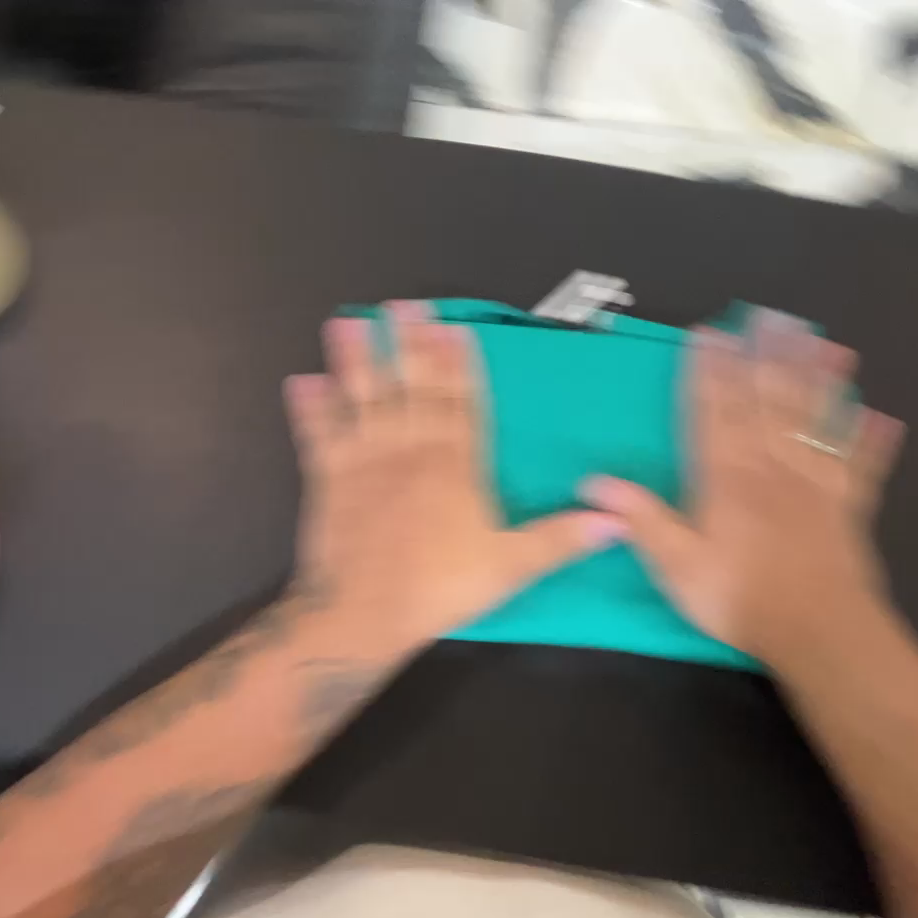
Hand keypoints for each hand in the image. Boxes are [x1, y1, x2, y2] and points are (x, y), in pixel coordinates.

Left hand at [284, 302, 624, 656]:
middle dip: (408, 344)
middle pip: (411, 387)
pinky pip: (317, 435)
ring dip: (355, 360)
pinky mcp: (327, 478)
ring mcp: (364, 460)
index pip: (460, 403)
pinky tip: (301, 381)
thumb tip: (617, 520)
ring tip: (347, 323)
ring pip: (362, 399)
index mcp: (455, 465)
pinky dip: (310, 409)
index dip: (456, 364)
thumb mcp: (510, 567)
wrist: (363, 612)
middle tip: (401, 306)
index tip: (451, 326)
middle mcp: (409, 450)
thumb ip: (560, 539)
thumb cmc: (438, 588)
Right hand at [581, 311, 903, 665]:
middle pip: (769, 403)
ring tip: (824, 342)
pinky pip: (861, 468)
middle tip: (770, 315)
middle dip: (766, 357)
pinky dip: (870, 442)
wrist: (818, 633)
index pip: (715, 413)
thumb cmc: (737, 597)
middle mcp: (774, 470)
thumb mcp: (674, 563)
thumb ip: (640, 519)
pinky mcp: (849, 510)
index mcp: (728, 479)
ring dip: (818, 381)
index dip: (710, 371)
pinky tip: (880, 416)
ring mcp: (817, 486)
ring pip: (816, 422)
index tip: (711, 332)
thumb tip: (593, 481)